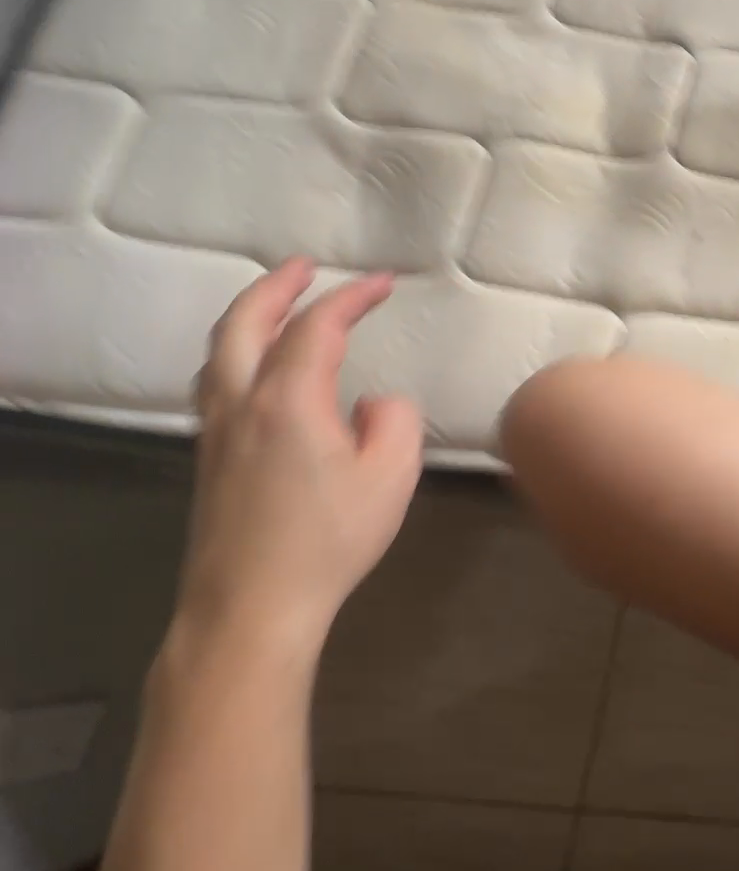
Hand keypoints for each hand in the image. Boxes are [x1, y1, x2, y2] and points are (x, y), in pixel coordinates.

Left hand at [180, 258, 422, 641]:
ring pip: (219, 355)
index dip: (351, 298)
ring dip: (249, 318)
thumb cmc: (332, 537)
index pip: (316, 330)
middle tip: (307, 266)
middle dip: (275, 288)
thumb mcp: (393, 474)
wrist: (253, 604)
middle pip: (242, 327)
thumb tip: (373, 404)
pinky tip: (261, 370)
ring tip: (280, 305)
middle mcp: (241, 406)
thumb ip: (394, 421)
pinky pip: (218, 383)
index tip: (385, 282)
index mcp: (289, 403)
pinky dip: (239, 354)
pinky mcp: (211, 459)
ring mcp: (217, 433)